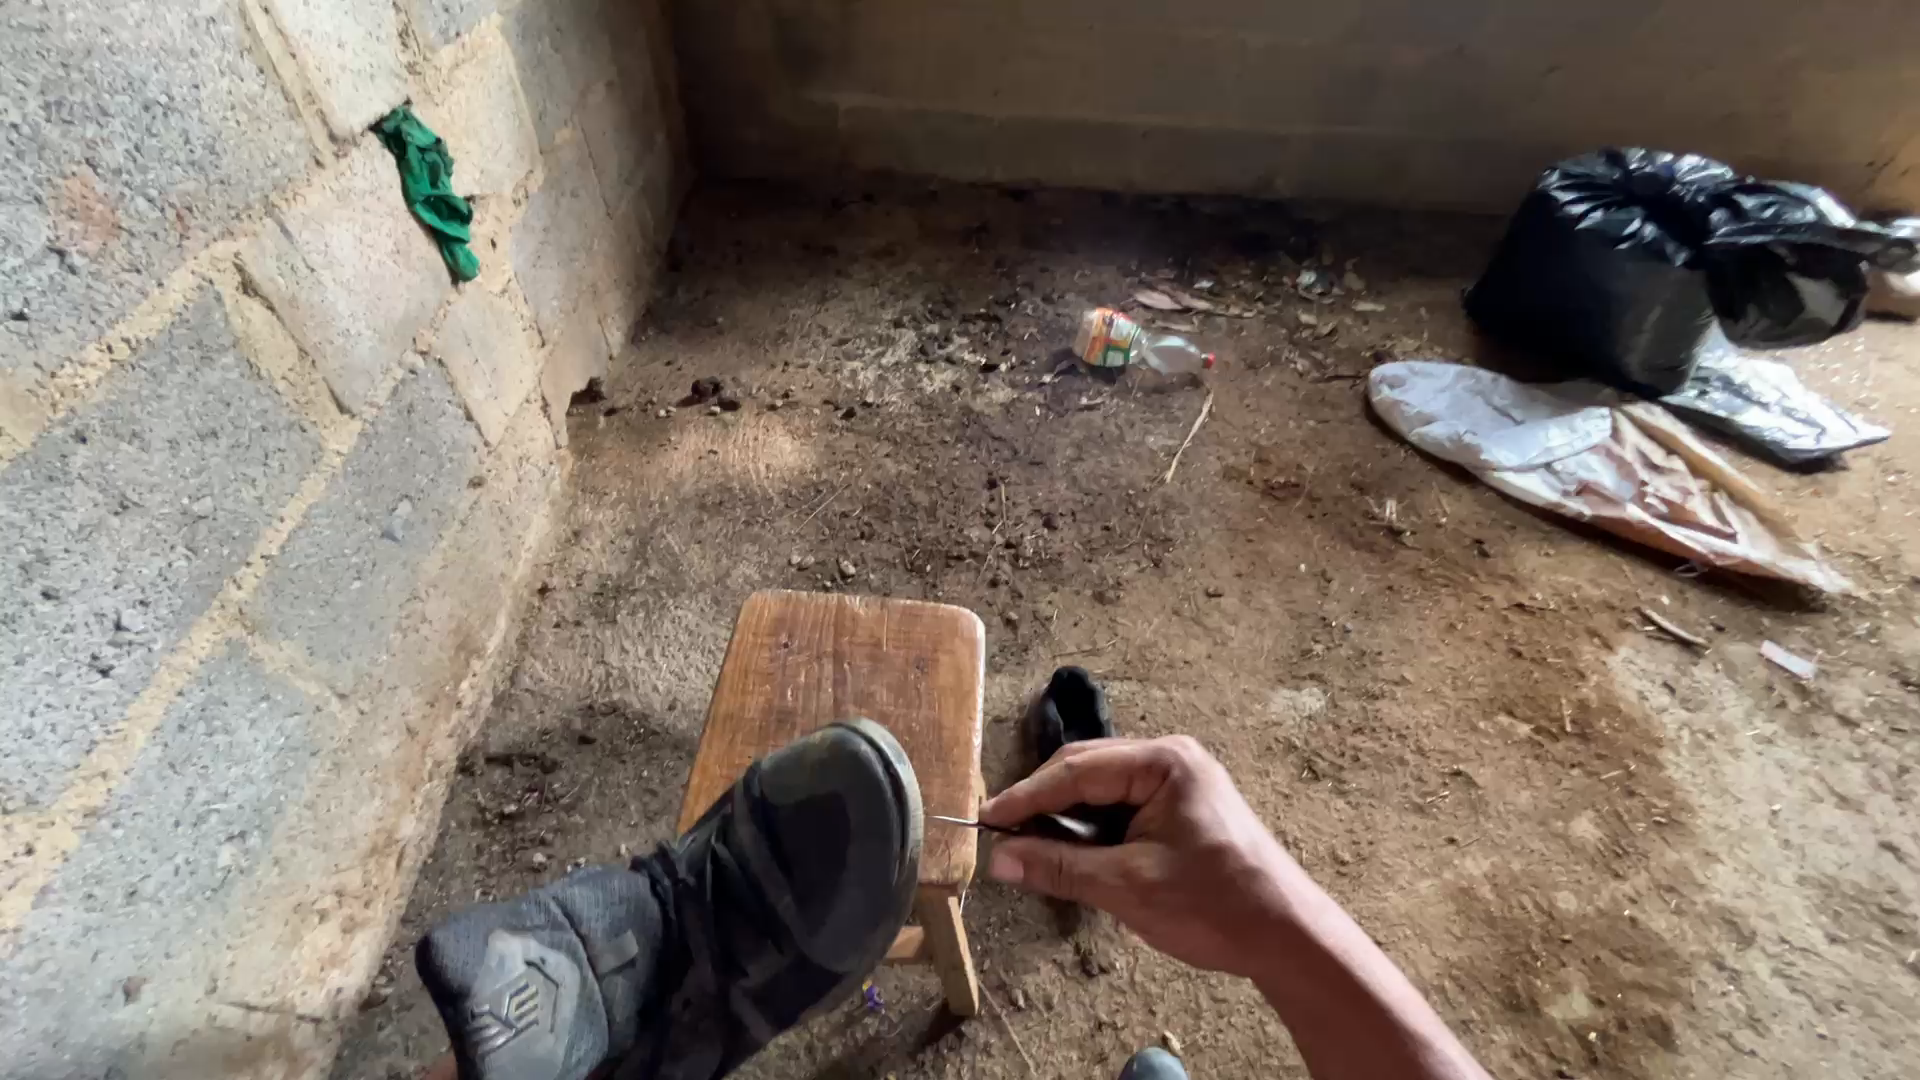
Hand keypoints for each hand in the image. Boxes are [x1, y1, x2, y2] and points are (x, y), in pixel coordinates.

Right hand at [980, 735, 1301, 978]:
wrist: (1290, 938)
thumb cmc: (1213, 907)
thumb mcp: (1127, 887)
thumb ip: (1059, 867)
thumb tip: (998, 858)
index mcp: (1162, 761)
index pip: (1076, 770)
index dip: (1026, 796)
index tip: (986, 818)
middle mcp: (1169, 756)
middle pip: (1087, 769)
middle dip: (1045, 802)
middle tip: (1004, 833)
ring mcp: (1177, 777)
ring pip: (1102, 786)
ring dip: (1068, 815)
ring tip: (1034, 843)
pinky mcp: (1180, 802)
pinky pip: (1122, 802)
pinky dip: (1094, 824)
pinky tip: (1076, 847)